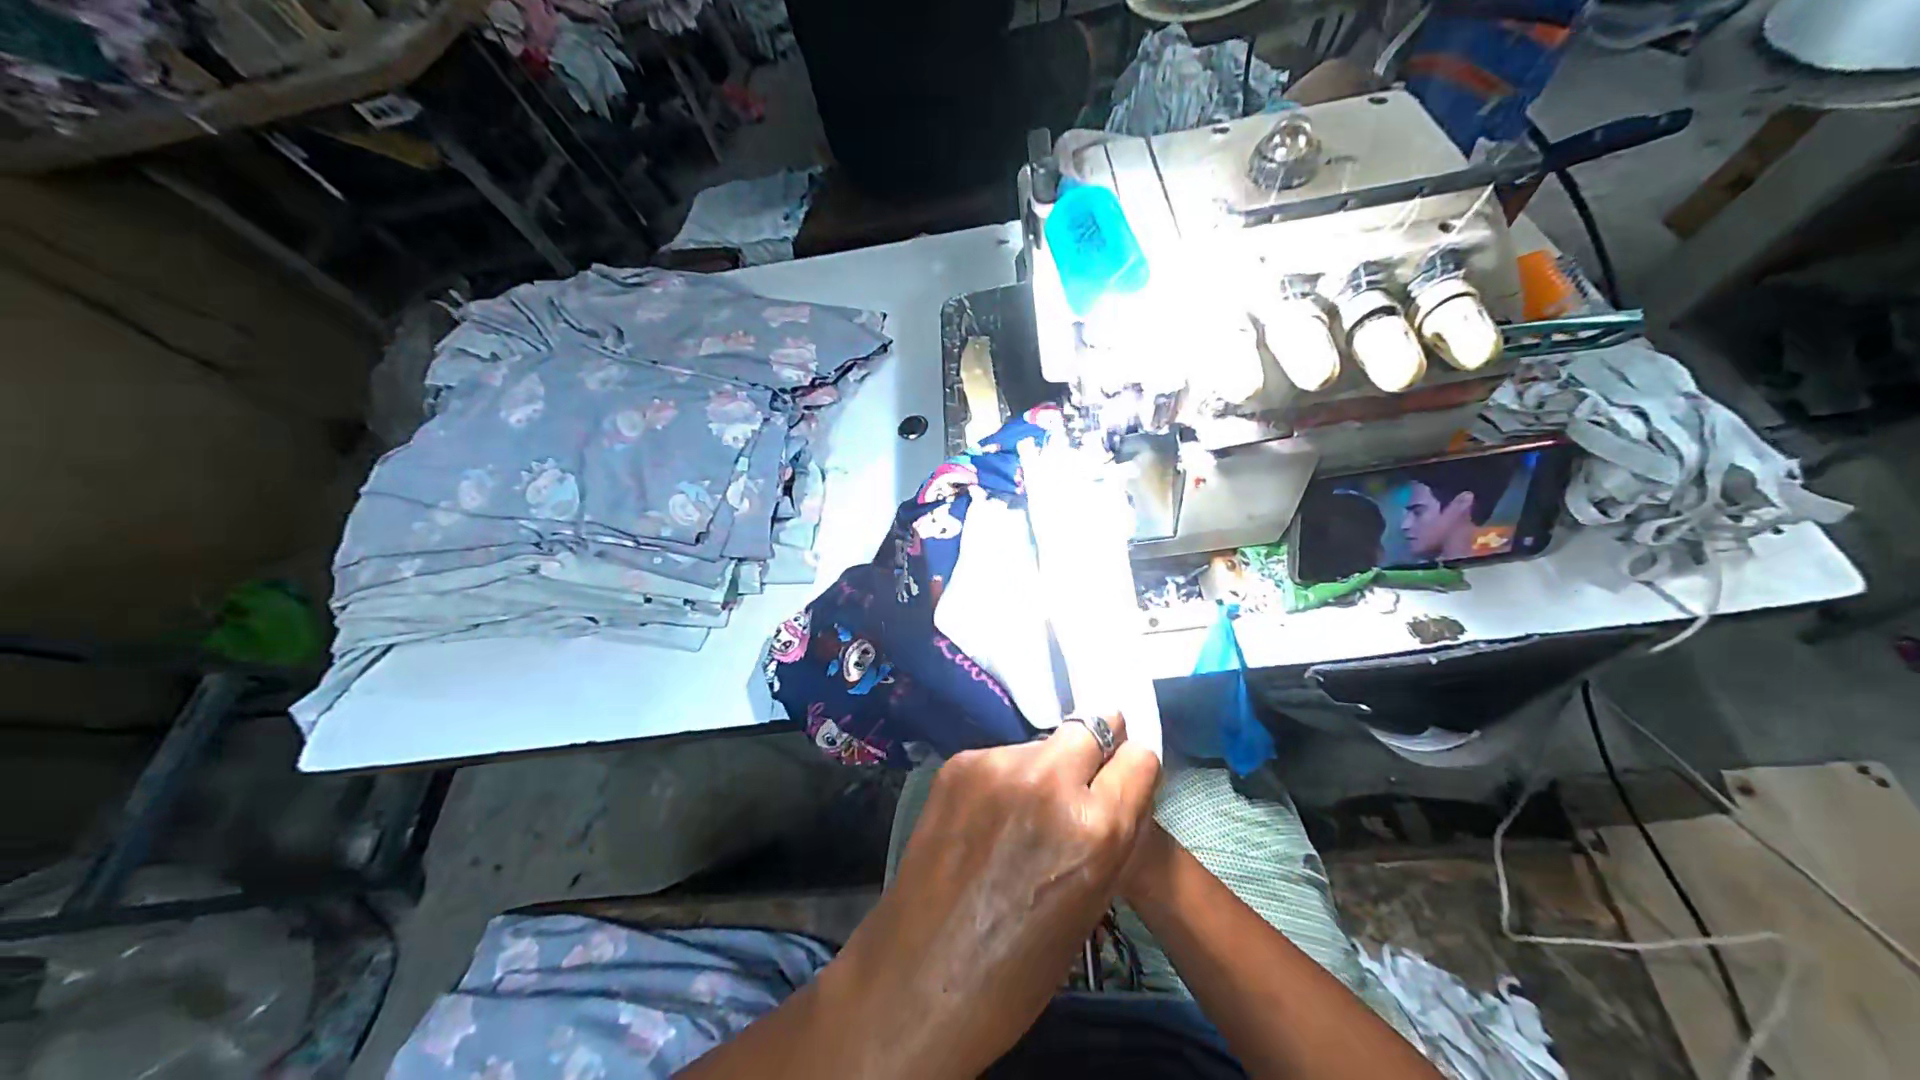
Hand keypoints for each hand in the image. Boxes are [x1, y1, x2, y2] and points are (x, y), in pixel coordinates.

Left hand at [830, 715, 1159, 1076]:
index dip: (1131, 771)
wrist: (918, 981)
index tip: (1121, 780)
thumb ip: (1111, 837)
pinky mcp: (958, 764)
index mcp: (1096, 827)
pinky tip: (987, 819)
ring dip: (1043, 767)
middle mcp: (1048, 780)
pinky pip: (1002, 758)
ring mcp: (997, 766)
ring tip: (1021, 813)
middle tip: (1076, 782)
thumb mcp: (1092, 904)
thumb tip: (1119, 793)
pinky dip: (1005, 779)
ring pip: (1041, 744)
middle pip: (1090, 728)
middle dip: (1090, 752)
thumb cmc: (1018, 970)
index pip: (1139, 758)